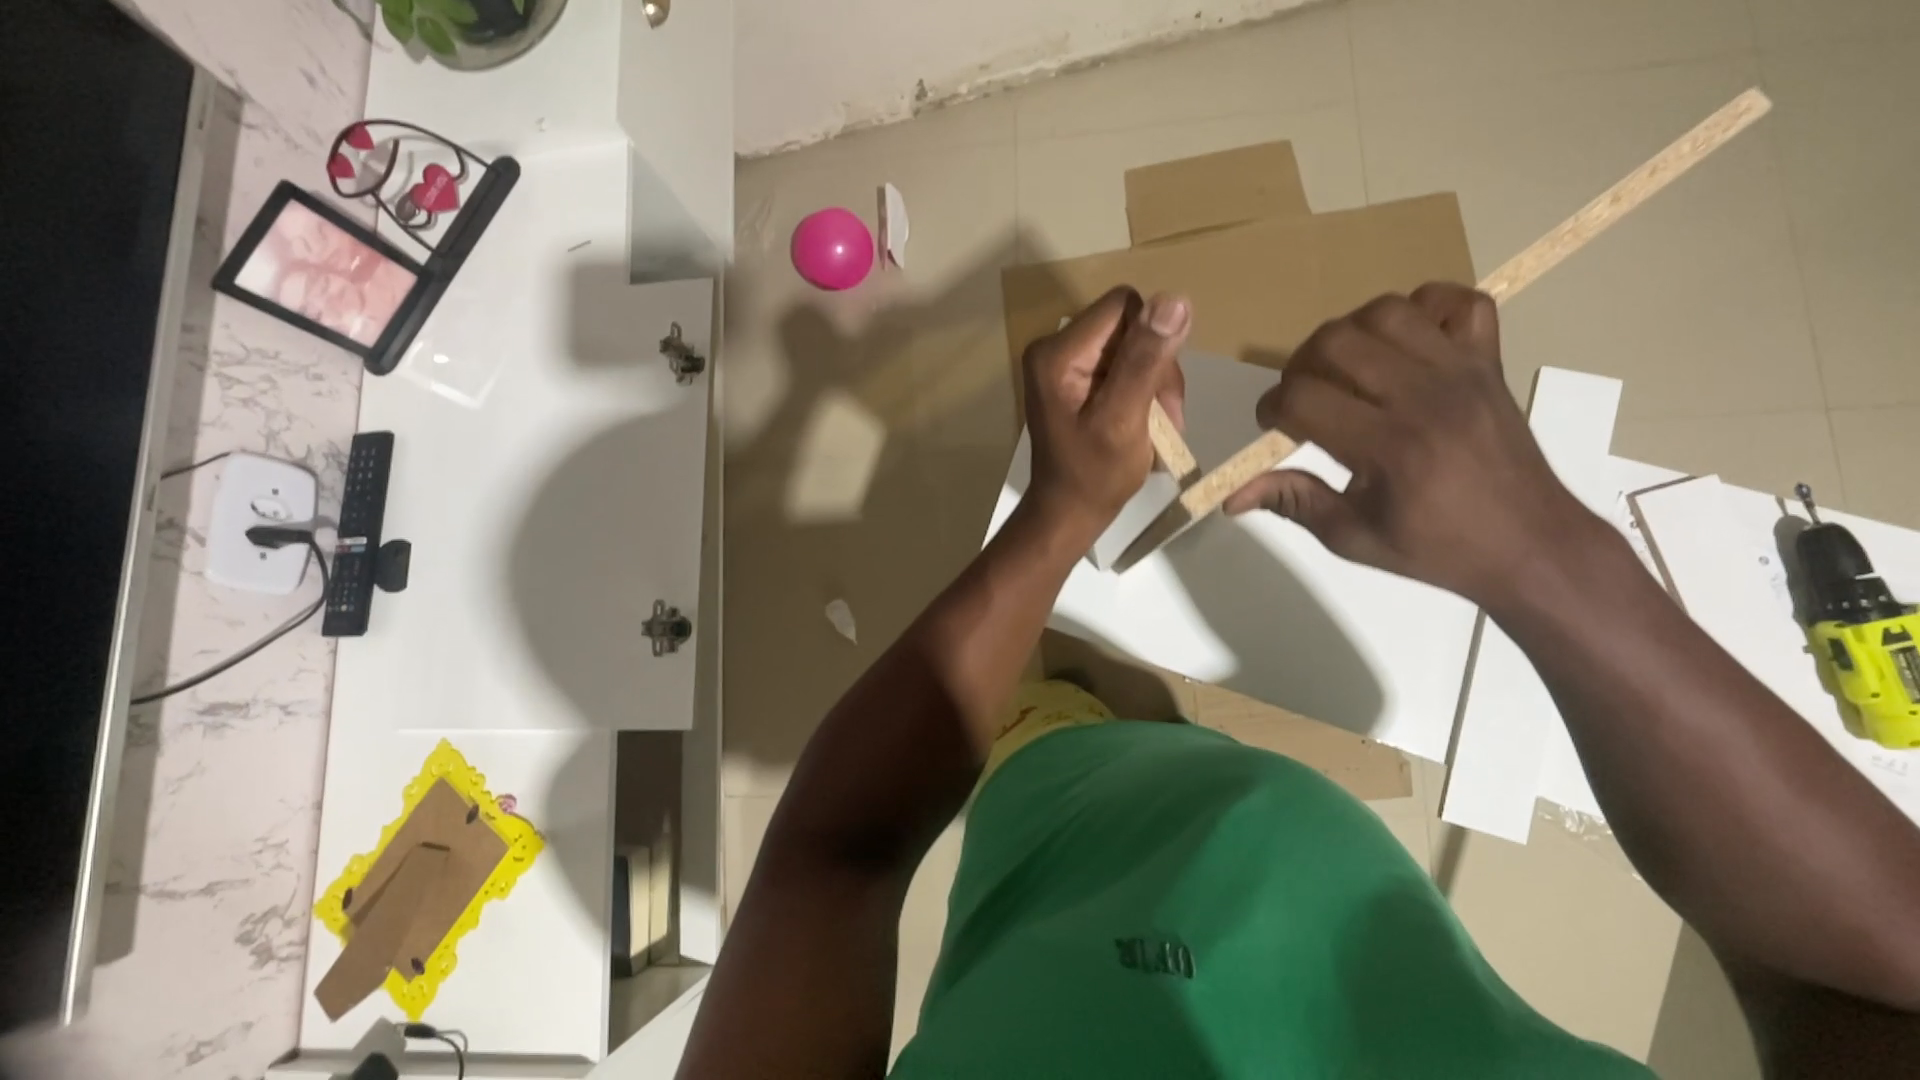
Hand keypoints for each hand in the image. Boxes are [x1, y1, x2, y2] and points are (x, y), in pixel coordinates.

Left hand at [1022, 287, 1189, 538]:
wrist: (1070, 511)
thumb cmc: (1095, 474)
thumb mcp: (1124, 419)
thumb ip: (1145, 361)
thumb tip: (1174, 300)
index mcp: (1058, 352)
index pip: (1125, 307)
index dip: (1153, 341)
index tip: (1157, 391)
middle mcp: (1056, 347)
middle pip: (1131, 326)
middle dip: (1156, 368)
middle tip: (1163, 418)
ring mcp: (1066, 363)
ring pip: (1135, 346)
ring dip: (1156, 385)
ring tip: (1157, 427)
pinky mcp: (1077, 379)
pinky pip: (1125, 365)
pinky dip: (1144, 392)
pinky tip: (1145, 423)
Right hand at [1223, 283, 1601, 606]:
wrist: (1530, 545)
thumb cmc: (1434, 549)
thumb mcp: (1352, 537)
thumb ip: (1292, 502)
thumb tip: (1232, 496)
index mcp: (1388, 448)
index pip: (1302, 398)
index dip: (1272, 409)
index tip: (1274, 427)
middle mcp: (1424, 397)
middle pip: (1335, 341)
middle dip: (1301, 366)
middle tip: (1307, 396)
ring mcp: (1462, 371)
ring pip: (1386, 310)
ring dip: (1352, 333)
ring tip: (1348, 369)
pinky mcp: (1488, 360)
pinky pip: (1456, 301)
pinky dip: (1424, 308)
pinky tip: (1405, 344)